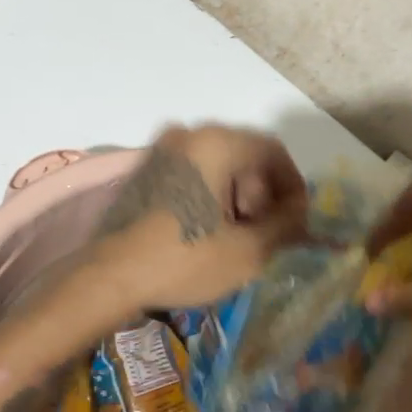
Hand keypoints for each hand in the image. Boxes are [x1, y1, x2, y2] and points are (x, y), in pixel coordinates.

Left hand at [84, 125, 308, 311]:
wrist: (108, 277)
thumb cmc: (184, 260)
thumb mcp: (247, 250)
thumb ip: (285, 226)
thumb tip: (302, 215)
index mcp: (216, 142)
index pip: (273, 152)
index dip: (294, 188)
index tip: (299, 224)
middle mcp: (187, 134)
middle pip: (243, 158)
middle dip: (263, 197)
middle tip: (268, 236)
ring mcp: (160, 152)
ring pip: (216, 168)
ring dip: (236, 200)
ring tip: (240, 241)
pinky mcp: (142, 173)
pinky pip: (190, 176)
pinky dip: (209, 199)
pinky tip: (209, 235)